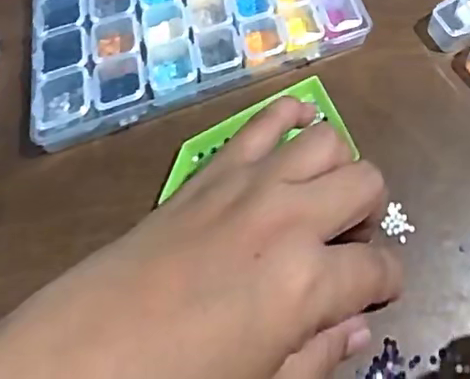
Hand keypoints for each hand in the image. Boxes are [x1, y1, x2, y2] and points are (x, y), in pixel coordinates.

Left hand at [0, 96, 400, 378]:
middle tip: (348, 243)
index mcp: (306, 283)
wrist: (80, 355)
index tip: (379, 291)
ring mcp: (253, 180)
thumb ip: (319, 356)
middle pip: (367, 182)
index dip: (389, 282)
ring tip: (322, 197)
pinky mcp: (218, 165)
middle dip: (372, 214)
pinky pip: (268, 117)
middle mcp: (291, 215)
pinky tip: (298, 128)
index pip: (379, 269)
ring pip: (328, 139)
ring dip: (338, 167)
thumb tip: (360, 327)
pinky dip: (292, 114)